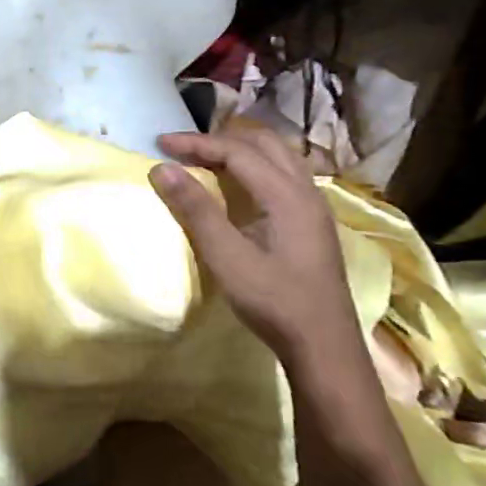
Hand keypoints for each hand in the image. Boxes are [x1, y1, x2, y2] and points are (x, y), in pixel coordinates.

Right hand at [148, 124, 360, 357]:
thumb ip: (196, 211)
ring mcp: (314, 205)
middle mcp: (305, 189)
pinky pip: (285, 172)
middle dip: (220, 139)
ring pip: (278, 155)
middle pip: (262, 142)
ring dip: (241, 148)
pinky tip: (241, 185)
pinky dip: (256, 164)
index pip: (237, 151)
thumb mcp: (227, 259)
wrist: (325, 347)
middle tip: (183, 149)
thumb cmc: (275, 303)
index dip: (197, 143)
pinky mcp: (314, 221)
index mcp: (287, 194)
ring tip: (207, 159)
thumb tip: (161, 168)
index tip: (160, 143)